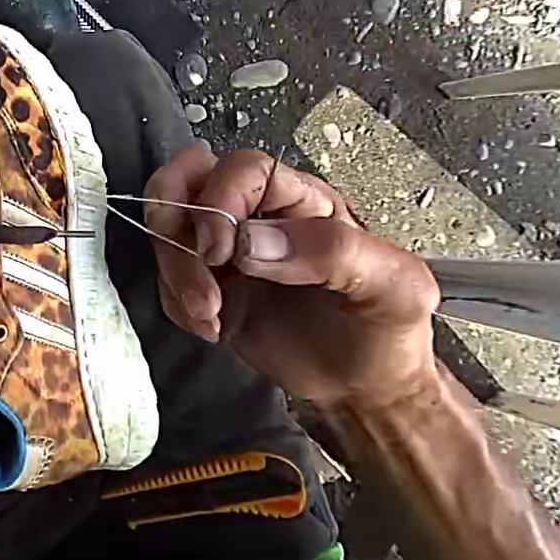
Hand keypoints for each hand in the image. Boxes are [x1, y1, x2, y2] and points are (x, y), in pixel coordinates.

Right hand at [143, 144, 441, 411]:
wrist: (361, 390)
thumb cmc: (385, 335)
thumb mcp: (393, 289)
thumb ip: (333, 251)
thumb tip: (249, 241)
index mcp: (304, 202)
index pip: (241, 169)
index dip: (218, 201)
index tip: (222, 253)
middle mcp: (258, 216)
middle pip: (187, 179)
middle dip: (173, 220)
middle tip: (199, 269)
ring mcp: (226, 252)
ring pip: (167, 233)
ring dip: (177, 275)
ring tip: (212, 316)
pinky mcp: (207, 287)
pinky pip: (166, 280)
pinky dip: (178, 305)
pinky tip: (216, 327)